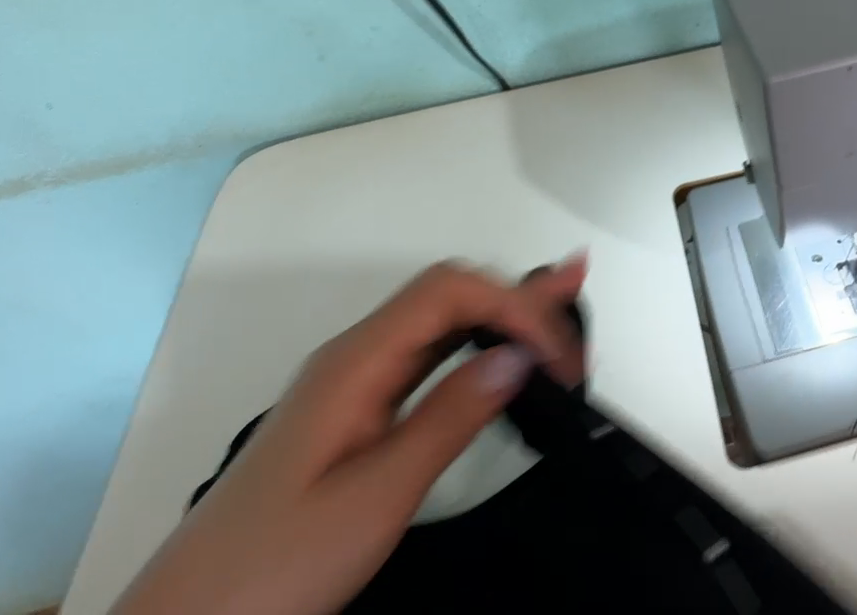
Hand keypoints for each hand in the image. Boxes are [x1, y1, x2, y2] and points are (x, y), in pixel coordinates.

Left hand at [112, 255, 587, 614]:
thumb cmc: (278, 563)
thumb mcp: (374, 496)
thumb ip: (448, 417)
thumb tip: (517, 354)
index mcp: (355, 362)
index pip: (449, 294)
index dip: (514, 306)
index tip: (560, 359)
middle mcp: (355, 355)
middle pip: (446, 293)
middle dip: (514, 293)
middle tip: (579, 294)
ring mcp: (354, 380)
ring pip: (439, 321)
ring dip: (500, 310)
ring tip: (560, 303)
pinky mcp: (357, 408)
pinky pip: (427, 355)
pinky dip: (476, 342)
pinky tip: (501, 348)